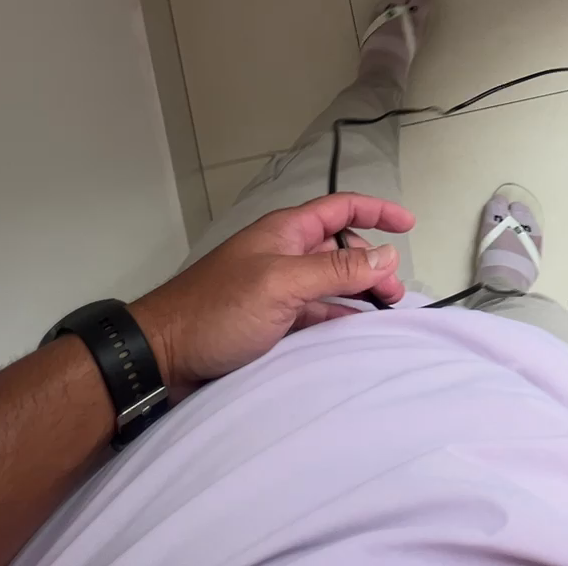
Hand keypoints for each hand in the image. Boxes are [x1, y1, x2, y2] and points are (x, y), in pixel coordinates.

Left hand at [129, 193, 412, 394]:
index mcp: (287, 232)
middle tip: (393, 293)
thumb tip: (388, 255)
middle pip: (342, 248)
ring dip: (359, 292)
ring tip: (382, 312)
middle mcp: (286, 254)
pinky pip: (317, 310)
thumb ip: (338, 269)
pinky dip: (339, 316)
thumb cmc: (217, 310)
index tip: (409, 225)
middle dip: (373, 263)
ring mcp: (278, 288)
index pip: (342, 208)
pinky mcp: (271, 320)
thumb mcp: (283, 284)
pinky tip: (354, 330)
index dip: (377, 211)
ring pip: (332, 281)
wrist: (159, 359)